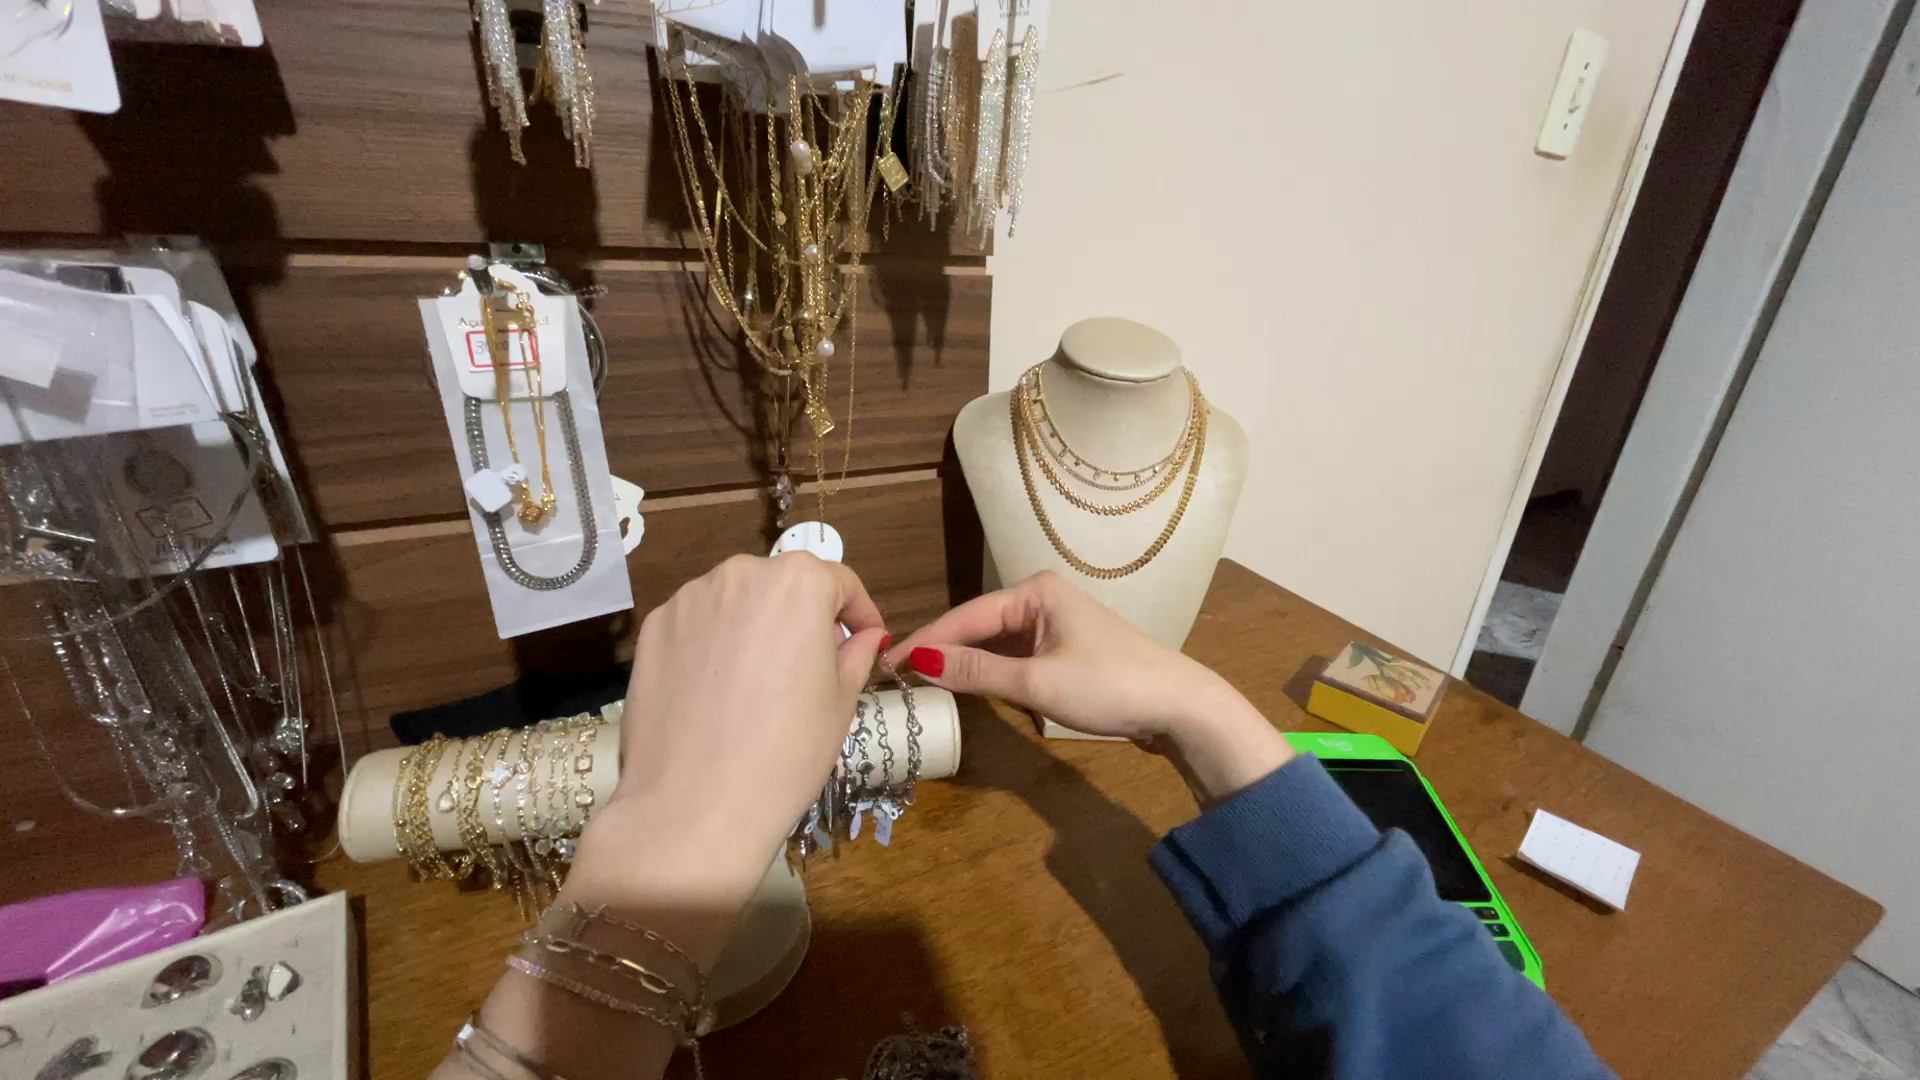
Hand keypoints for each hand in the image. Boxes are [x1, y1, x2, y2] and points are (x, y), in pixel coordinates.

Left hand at [563, 554, 887, 932]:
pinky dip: (715, 642)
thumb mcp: (842, 700)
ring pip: (739, 601)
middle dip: (806, 616)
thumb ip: (857, 652)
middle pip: (786, 585)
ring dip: (758, 625)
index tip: (864, 643)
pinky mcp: (653, 628)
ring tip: (760, 680)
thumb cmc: (788, 749)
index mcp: (799, 581)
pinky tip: (718, 690)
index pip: (841, 583)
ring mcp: (690, 598)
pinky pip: (699, 623)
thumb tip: (863, 636)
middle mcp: (742, 573)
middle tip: (812, 665)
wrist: (695, 806)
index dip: (859, 614)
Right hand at [884, 571, 1292, 802]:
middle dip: (942, 649)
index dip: (925, 641)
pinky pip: (1015, 654)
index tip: (885, 662)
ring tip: (921, 680)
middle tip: (896, 674)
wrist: (1179, 705)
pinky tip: (968, 684)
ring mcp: (1054, 622)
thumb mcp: (1037, 682)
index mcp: (1035, 590)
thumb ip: (978, 671)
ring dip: (965, 661)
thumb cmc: (1108, 685)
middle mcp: (1042, 597)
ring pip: (996, 641)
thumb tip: (920, 660)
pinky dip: (991, 669)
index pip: (966, 616)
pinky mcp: (1064, 647)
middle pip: (979, 625)